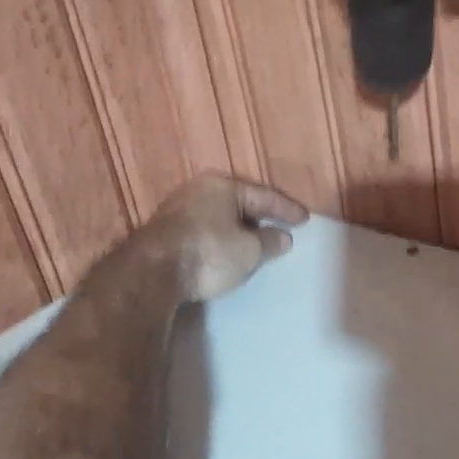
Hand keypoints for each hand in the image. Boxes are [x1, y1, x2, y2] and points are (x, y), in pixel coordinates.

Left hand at [140, 174, 309, 301]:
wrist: (152, 272)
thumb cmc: (209, 253)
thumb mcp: (249, 251)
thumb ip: (269, 242)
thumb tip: (283, 238)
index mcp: (222, 186)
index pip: (263, 196)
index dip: (286, 210)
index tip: (305, 220)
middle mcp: (198, 191)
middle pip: (238, 203)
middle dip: (260, 217)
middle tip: (281, 228)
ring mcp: (178, 211)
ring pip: (219, 217)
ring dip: (238, 230)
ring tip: (256, 243)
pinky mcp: (166, 233)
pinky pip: (205, 231)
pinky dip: (221, 240)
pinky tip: (228, 251)